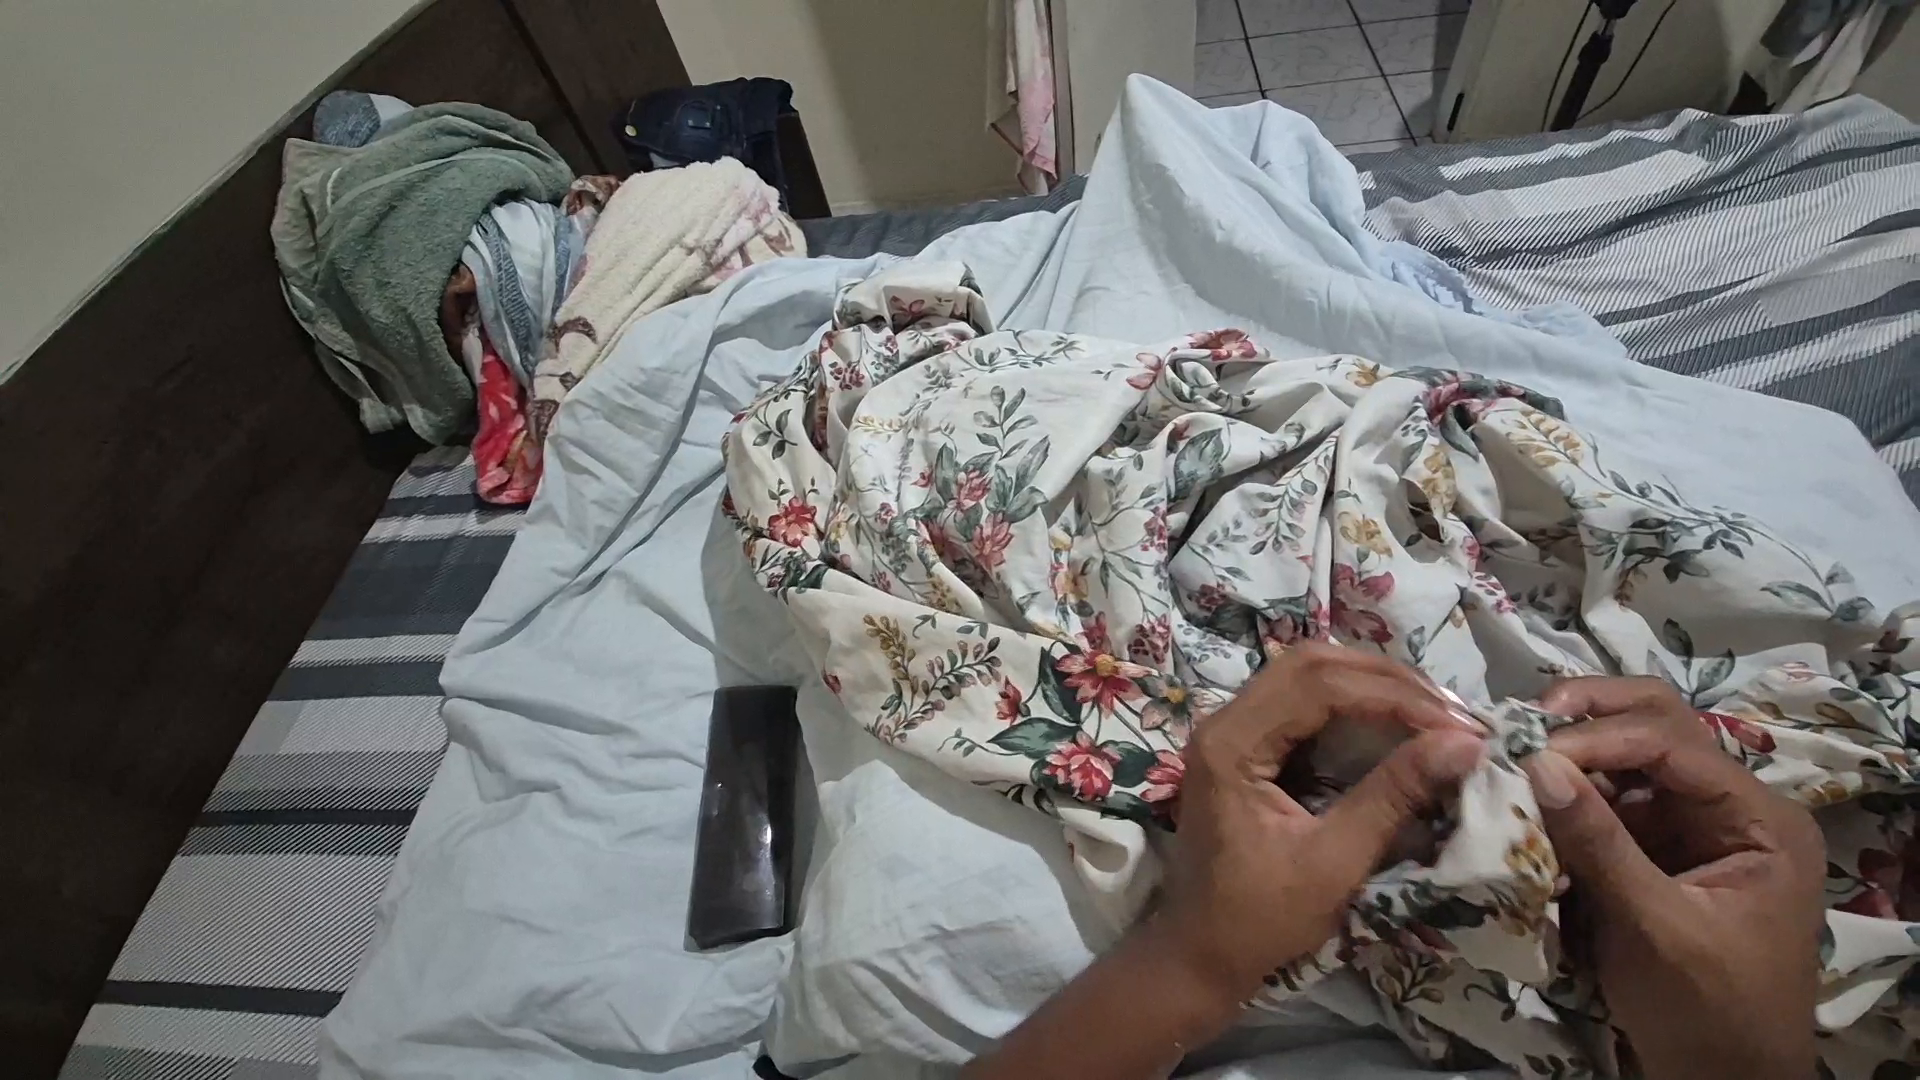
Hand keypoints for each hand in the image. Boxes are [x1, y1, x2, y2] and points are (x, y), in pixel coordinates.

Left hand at [961, 643, 1484, 1079]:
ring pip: (1302, 674)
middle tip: (1451, 712)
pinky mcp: (1242, 741)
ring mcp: (1228, 727)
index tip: (1458, 725)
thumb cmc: (1259, 916)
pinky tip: (1392, 722)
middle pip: (1307, 664)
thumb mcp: (1333, 862)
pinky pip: (1297, 700)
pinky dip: (1349, 702)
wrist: (1201, 946)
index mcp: (1231, 742)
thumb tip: (1463, 743)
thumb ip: (1391, 796)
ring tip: (1433, 714)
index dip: (1391, 695)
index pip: (1315, 685)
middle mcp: (1222, 719)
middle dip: (1384, 679)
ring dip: (1369, 684)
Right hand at [1525, 677, 1825, 1079]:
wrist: (1714, 1071)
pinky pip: (1594, 783)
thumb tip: (1535, 762)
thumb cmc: (1707, 1006)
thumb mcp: (1655, 928)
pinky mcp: (1639, 833)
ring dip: (1563, 739)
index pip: (1670, 743)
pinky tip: (1519, 784)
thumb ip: (1599, 843)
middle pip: (1654, 717)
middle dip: (1584, 709)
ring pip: (1619, 740)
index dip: (1596, 739)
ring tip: (1509, 749)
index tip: (1527, 757)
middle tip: (1520, 722)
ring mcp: (1679, 815)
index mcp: (1757, 820)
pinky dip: (1555, 776)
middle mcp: (1722, 802)